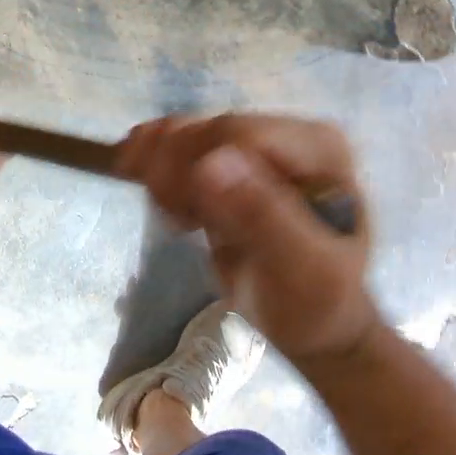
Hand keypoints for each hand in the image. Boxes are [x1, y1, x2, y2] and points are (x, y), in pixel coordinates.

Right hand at [118, 114, 378, 366]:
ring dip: (158, 165)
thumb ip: (263, 216)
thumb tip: (209, 165)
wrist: (306, 322)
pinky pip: (178, 141)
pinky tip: (136, 174)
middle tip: (176, 221)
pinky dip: (150, 155)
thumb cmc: (314, 302)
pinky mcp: (229, 155)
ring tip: (170, 213)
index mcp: (319, 149)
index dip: (196, 165)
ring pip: (187, 133)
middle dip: (175, 170)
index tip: (180, 218)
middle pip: (208, 132)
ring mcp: (257, 143)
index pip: (239, 135)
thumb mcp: (302, 270)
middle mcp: (287, 133)